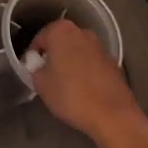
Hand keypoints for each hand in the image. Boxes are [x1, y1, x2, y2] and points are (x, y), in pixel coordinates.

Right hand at [30, 20, 147, 147]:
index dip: (34, 56)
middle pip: (61, 42)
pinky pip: (93, 65)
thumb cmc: (71, 95)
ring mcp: (100, 47)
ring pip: (78, 52)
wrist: (114, 116)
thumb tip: (39, 67)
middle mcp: (81, 32)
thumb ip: (35, 69)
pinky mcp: (114, 64)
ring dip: (72, 64)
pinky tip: (85, 91)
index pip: (40, 39)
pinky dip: (87, 73)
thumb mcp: (41, 84)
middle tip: (49, 77)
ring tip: (68, 86)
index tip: (33, 71)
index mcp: (60, 30)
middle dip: (54, 57)